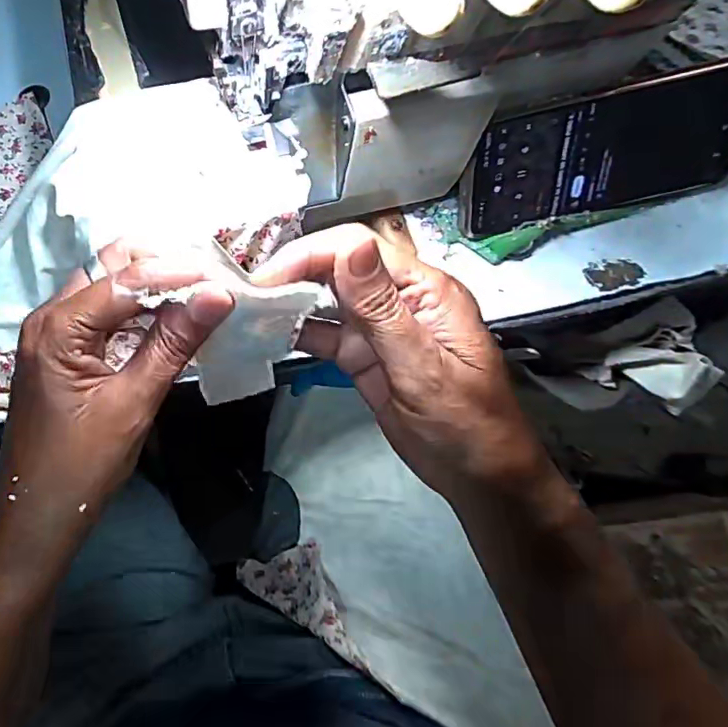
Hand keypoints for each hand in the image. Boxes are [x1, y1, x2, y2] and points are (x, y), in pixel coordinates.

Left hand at [0, 241, 234, 592]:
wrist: (35, 518)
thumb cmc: (81, 467)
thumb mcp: (133, 403)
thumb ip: (173, 343)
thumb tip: (217, 294)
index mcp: (58, 326)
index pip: (124, 279)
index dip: (175, 273)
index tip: (222, 276)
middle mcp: (47, 316)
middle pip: (107, 267)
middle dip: (159, 266)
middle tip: (208, 281)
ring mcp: (49, 331)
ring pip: (103, 285)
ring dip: (148, 285)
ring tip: (196, 294)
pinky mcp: (58, 348)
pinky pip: (99, 311)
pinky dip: (133, 308)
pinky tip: (166, 317)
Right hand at [252, 225, 545, 496]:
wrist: (481, 480)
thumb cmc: (467, 425)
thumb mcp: (423, 368)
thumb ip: (382, 309)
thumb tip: (352, 247)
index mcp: (423, 290)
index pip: (358, 249)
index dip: (310, 255)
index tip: (269, 277)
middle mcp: (396, 299)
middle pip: (336, 267)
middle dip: (291, 273)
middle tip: (247, 292)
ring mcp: (376, 327)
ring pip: (324, 298)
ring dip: (287, 300)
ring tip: (247, 309)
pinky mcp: (361, 352)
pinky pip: (322, 332)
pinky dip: (294, 331)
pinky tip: (266, 333)